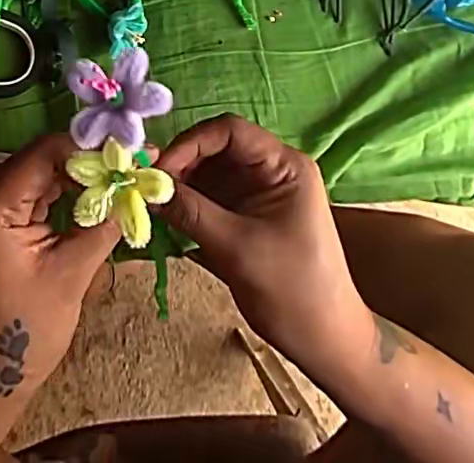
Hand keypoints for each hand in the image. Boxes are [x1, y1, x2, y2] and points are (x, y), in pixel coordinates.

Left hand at [0, 133, 119, 399]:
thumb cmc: (23, 331)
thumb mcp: (70, 274)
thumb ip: (104, 223)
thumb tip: (139, 186)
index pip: (47, 151)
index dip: (93, 148)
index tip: (133, 152)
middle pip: (46, 156)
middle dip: (93, 160)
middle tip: (136, 163)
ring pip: (44, 170)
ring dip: (84, 174)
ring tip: (125, 174)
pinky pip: (37, 188)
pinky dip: (68, 190)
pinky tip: (99, 193)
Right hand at [153, 115, 372, 374]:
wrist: (326, 342)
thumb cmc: (293, 291)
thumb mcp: (238, 249)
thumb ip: (192, 213)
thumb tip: (148, 189)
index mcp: (284, 165)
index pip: (230, 131)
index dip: (191, 143)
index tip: (159, 169)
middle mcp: (272, 169)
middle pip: (217, 148)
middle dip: (182, 163)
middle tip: (147, 185)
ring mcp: (260, 190)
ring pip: (211, 171)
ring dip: (181, 183)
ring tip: (152, 201)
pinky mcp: (249, 213)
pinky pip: (212, 194)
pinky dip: (188, 202)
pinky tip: (167, 214)